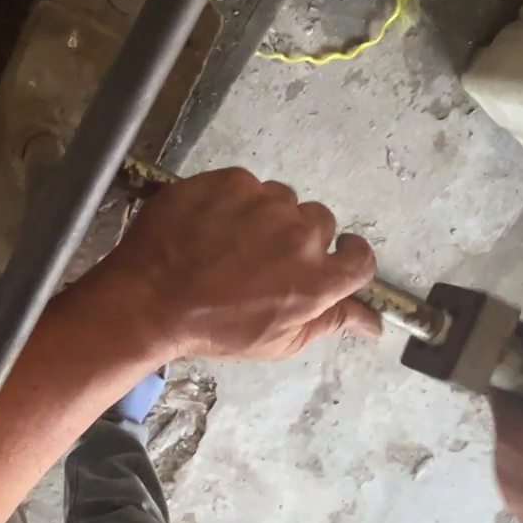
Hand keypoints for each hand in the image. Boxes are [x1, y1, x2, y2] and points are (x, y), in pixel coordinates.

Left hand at [81, 167, 379, 359]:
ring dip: (265, 217)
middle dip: (297, 238)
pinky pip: (245, 186)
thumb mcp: (277, 341)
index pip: (360, 258)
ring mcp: (264, 202)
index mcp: (317, 279)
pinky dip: (233, 202)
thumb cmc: (213, 329)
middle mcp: (300, 234)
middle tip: (261, 258)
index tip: (333, 257)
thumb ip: (329, 322)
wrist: (148, 299)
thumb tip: (373, 323)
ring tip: (230, 242)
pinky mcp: (231, 181)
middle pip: (319, 223)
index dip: (348, 256)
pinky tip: (209, 225)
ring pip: (281, 200)